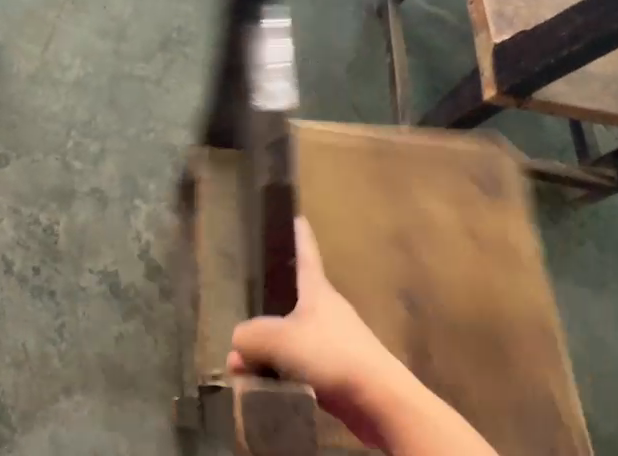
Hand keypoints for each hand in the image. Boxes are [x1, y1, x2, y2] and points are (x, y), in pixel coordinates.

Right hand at [227, 219, 497, 455]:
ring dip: (264, 351)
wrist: (379, 402)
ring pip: (287, 339)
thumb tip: (239, 342)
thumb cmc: (331, 355)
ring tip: (238, 367)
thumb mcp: (279, 339)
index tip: (295, 216)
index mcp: (317, 290)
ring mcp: (330, 343)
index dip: (299, 235)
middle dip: (262, 313)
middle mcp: (324, 311)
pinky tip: (257, 386)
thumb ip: (250, 336)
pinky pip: (295, 367)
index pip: (306, 253)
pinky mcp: (332, 374)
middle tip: (238, 322)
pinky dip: (276, 373)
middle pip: (287, 302)